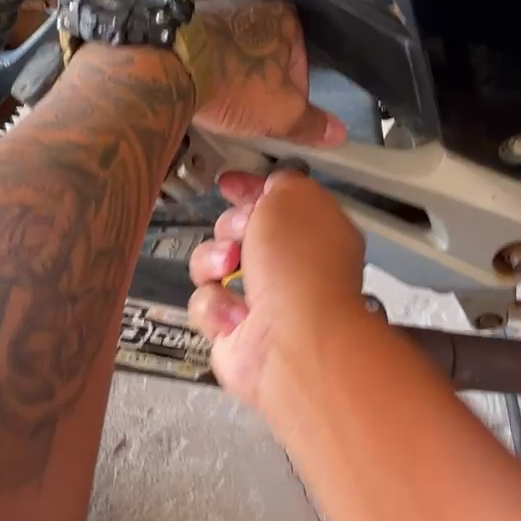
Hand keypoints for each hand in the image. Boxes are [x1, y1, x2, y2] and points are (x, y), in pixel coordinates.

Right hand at [185, 170, 365, 404]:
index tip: (229, 184)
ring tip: (228, 269)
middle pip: (238, 230)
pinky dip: (216, 306)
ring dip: (213, 261)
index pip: (277, 201)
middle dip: (230, 227)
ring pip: (213, 265)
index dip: (250, 189)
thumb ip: (279, 182)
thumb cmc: (300, 266)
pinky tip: (236, 313)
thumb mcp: (292, 195)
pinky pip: (205, 304)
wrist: (291, 338)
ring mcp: (264, 299)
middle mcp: (292, 266)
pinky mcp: (236, 330)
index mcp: (314, 230)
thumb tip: (268, 187)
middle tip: (240, 236)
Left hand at [187, 0, 345, 145]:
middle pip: (266, 59)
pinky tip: (199, 91)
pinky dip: (206, 71)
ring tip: (220, 107)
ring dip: (232, 80)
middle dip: (260, 88)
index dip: (293, 98)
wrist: (170, 66)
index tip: (278, 119)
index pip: (300, 65)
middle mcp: (252, 6)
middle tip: (248, 117)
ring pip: (235, 56)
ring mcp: (217, 11)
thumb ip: (312, 124)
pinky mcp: (186, 24)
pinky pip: (206, 53)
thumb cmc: (236, 84)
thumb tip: (338, 133)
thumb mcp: (282, 114)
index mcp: (285, 18)